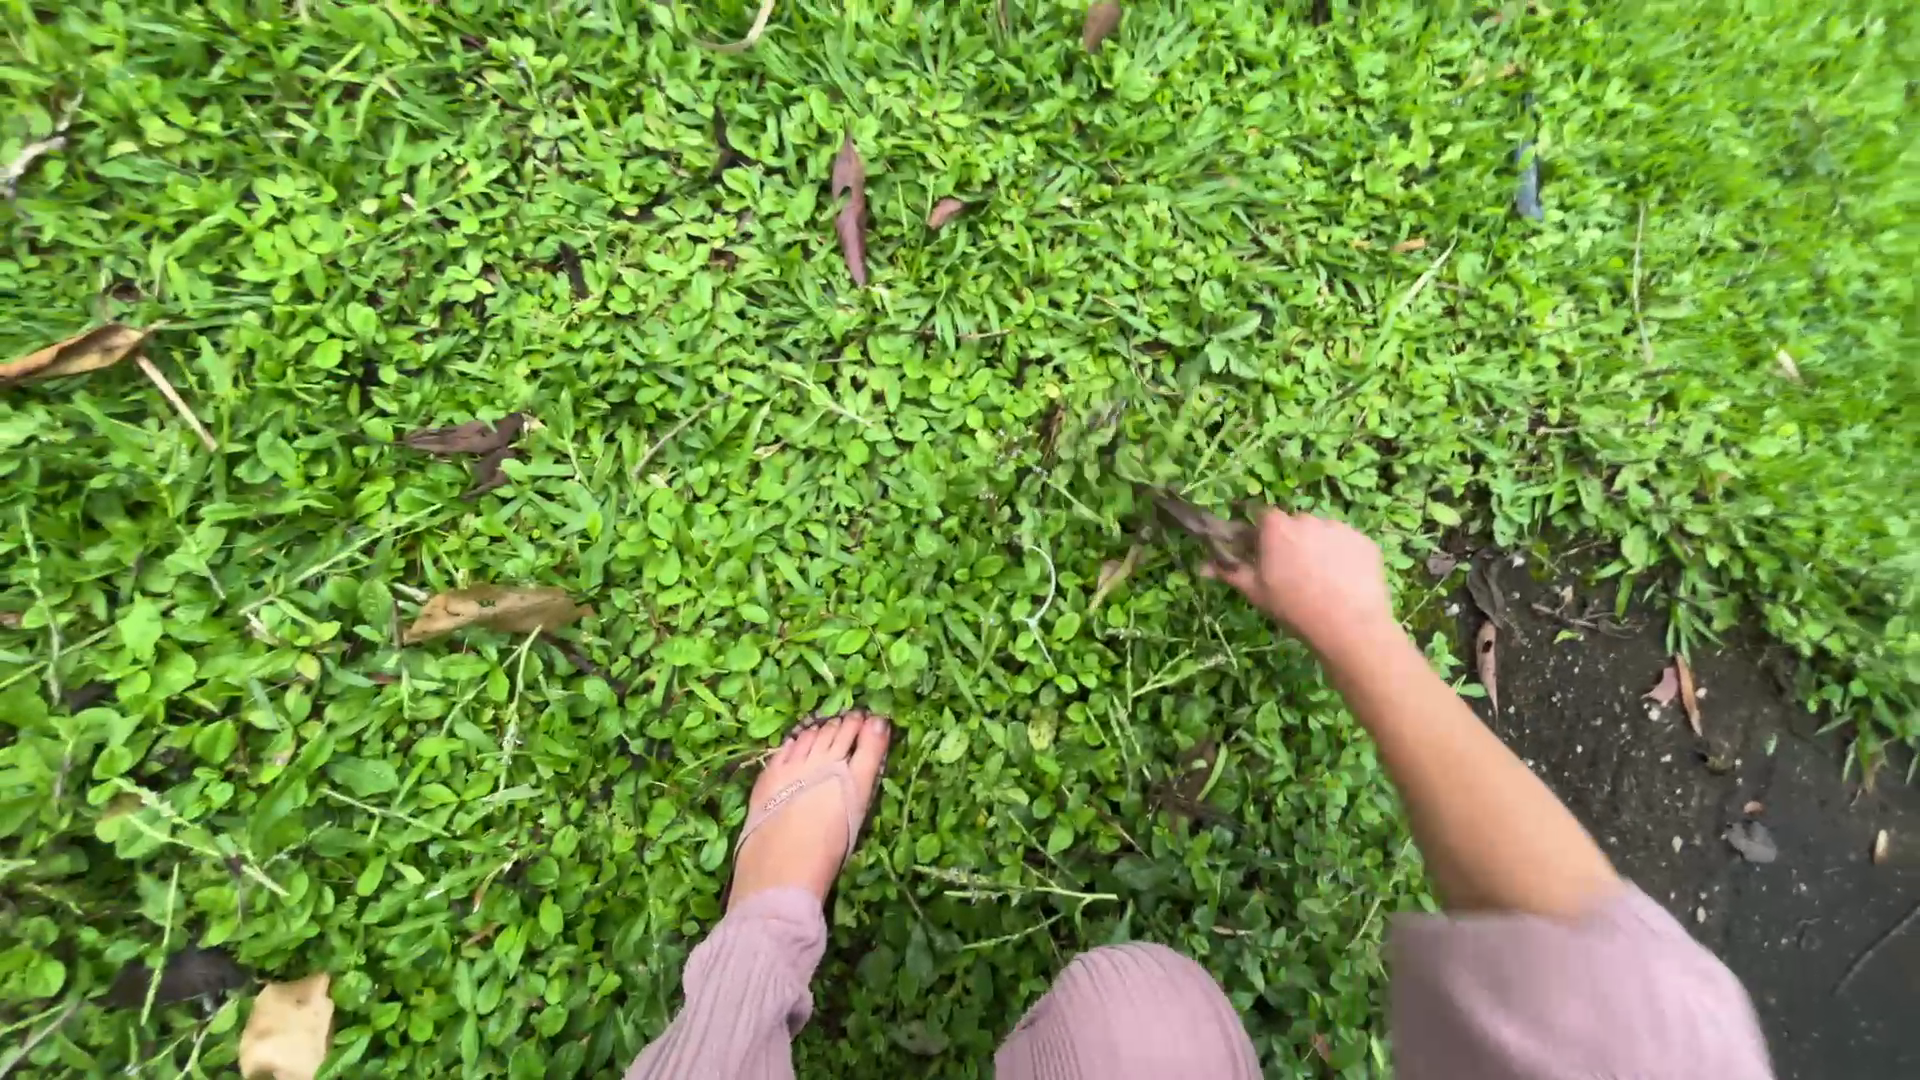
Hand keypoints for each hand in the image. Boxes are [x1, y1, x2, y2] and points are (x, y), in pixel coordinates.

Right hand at [1203, 510, 1397, 659]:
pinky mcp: (1365, 541)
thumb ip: (1228, 572)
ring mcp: (1339, 528)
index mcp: (1276, 527)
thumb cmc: (1293, 607)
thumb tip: (1200, 566)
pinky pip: (1347, 542)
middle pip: (1293, 523)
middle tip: (1291, 571)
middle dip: (1290, 541)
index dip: (1261, 535)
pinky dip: (1343, 555)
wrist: (1349, 626)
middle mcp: (1307, 519)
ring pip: (1321, 532)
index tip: (1263, 555)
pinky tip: (1342, 580)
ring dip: (1317, 547)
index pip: (1262, 517)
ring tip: (1320, 579)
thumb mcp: (1255, 591)